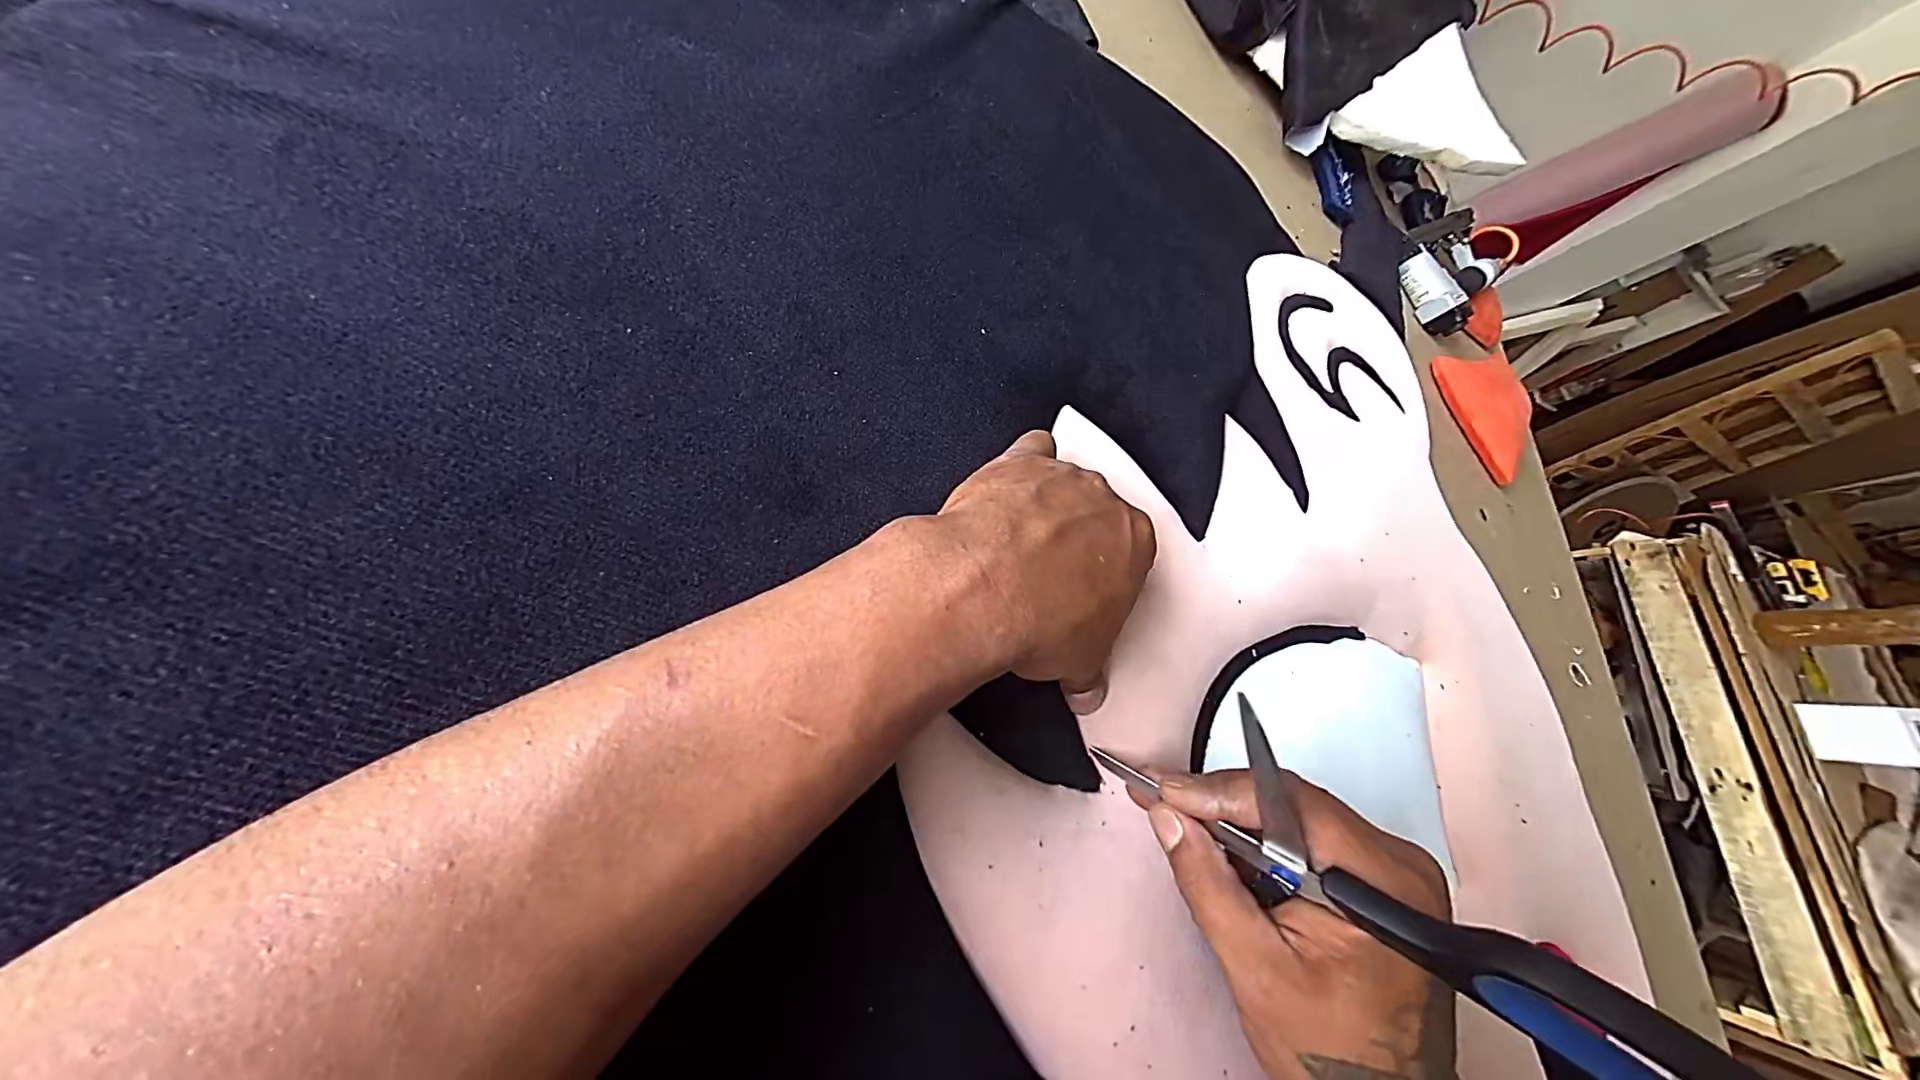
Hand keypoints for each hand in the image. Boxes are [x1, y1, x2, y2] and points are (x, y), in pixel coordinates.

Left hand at [934, 430, 1155, 712]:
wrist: (983, 591)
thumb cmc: (1035, 614)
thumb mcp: (1078, 661)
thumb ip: (1087, 670)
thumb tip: (1083, 687)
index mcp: (1134, 541)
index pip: (1132, 549)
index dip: (1107, 570)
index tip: (1088, 588)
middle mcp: (1101, 501)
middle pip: (1098, 511)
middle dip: (1079, 538)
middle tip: (1052, 571)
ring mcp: (1059, 479)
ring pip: (1065, 479)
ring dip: (1050, 503)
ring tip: (1025, 538)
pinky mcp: (1018, 464)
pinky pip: (1031, 449)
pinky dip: (1024, 460)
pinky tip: (1010, 485)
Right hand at [1138, 769, 1455, 1079]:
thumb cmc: (1335, 1054)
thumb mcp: (1255, 967)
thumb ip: (1207, 883)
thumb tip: (1170, 819)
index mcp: (1380, 884)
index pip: (1287, 803)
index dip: (1218, 791)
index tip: (1167, 789)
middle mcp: (1397, 866)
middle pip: (1290, 801)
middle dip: (1220, 803)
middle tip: (1166, 801)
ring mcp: (1391, 869)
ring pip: (1293, 812)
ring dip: (1236, 819)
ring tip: (1189, 825)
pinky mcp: (1376, 876)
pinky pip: (1306, 832)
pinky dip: (1260, 837)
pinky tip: (1230, 851)